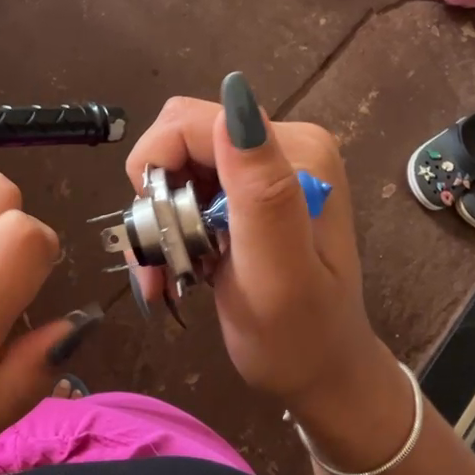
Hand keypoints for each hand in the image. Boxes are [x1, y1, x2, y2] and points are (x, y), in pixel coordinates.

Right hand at [126, 75, 392, 417]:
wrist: (319, 377)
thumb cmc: (298, 337)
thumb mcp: (277, 272)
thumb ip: (260, 189)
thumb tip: (236, 97)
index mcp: (297, 151)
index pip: (190, 123)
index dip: (157, 170)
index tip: (162, 231)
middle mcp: (280, 146)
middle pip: (177, 139)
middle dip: (155, 197)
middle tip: (163, 255)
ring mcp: (262, 167)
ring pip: (172, 163)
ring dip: (156, 219)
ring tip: (164, 271)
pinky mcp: (245, 189)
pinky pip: (181, 185)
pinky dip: (167, 227)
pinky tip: (174, 267)